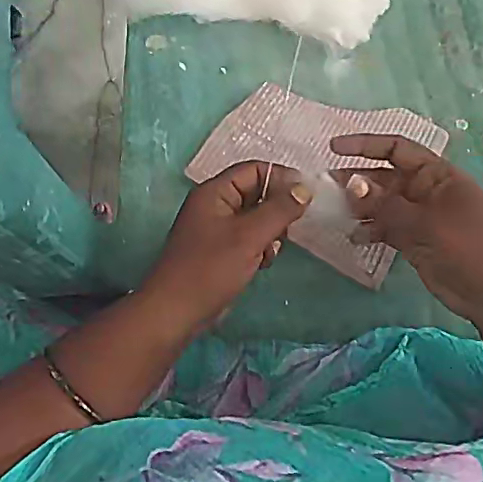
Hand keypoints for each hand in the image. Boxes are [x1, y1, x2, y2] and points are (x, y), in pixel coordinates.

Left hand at [142, 161, 312, 330]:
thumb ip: (279, 209)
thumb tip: (304, 189)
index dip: (281, 177)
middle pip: (256, 193)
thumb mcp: (249, 236)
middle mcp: (214, 205)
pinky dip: (260, 248)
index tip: (307, 195)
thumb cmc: (210, 268)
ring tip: (269, 251)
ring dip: (270, 232)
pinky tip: (261, 263)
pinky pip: (248, 239)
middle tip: (286, 230)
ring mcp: (216, 229)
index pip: (253, 170)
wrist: (176, 311)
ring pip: (255, 219)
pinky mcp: (220, 251)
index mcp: (214, 192)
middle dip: (276, 210)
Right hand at [332, 134, 482, 323]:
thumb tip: (350, 183)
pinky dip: (370, 231)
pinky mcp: (416, 241)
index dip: (365, 144)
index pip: (396, 149)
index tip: (334, 148)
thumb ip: (385, 204)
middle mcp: (426, 191)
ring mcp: (420, 218)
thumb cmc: (470, 247)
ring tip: (336, 215)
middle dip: (356, 180)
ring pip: (381, 204)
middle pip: (384, 177)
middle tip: (324, 188)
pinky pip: (386, 228)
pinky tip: (355, 238)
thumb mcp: (425, 222)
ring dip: (359, 207)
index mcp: (436, 175)